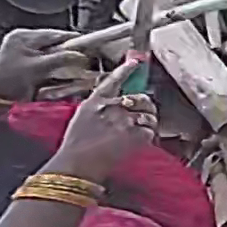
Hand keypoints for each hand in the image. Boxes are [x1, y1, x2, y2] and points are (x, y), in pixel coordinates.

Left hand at [0, 28, 88, 100]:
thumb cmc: (13, 80)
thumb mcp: (39, 68)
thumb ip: (62, 58)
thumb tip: (84, 55)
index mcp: (24, 36)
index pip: (59, 34)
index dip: (78, 42)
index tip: (94, 51)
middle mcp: (25, 36)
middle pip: (59, 40)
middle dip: (72, 49)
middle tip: (87, 59)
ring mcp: (26, 44)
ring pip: (56, 46)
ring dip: (67, 54)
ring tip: (77, 63)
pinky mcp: (28, 52)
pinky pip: (51, 52)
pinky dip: (59, 58)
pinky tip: (64, 65)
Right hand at [51, 58, 156, 180]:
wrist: (76, 166)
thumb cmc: (76, 146)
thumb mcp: (83, 119)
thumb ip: (101, 109)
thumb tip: (121, 104)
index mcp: (95, 102)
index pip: (113, 81)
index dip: (126, 70)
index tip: (136, 60)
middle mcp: (111, 107)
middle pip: (142, 98)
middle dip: (146, 107)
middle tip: (141, 117)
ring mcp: (124, 119)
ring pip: (149, 115)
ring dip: (148, 123)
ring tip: (135, 133)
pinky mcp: (135, 133)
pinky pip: (151, 131)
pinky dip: (148, 138)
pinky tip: (136, 143)